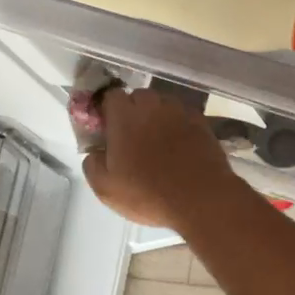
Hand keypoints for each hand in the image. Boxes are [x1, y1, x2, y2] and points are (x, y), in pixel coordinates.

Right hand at [82, 88, 241, 229]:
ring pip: (164, 104)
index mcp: (124, 116)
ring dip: (158, 116)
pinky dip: (179, 125)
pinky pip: (184, 116)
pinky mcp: (202, 122)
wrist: (200, 198)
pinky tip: (180, 145)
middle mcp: (153, 106)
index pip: (111, 96)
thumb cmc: (148, 194)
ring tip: (159, 140)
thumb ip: (92, 164)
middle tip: (134, 137)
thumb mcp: (106, 188)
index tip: (108, 129)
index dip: (108, 110)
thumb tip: (94, 152)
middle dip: (134, 111)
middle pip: (139, 97)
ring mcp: (180, 112)